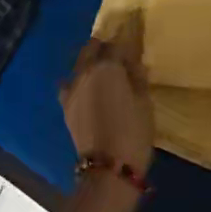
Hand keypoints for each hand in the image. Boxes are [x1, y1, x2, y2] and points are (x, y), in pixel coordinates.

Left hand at [62, 39, 154, 174]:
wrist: (108, 167)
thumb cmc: (133, 132)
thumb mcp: (145, 103)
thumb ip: (138, 78)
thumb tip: (134, 62)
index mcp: (107, 67)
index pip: (117, 45)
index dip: (127, 44)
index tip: (133, 47)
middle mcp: (86, 70)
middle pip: (92, 48)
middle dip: (104, 47)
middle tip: (117, 57)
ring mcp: (72, 87)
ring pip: (79, 63)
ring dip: (89, 63)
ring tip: (102, 74)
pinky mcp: (65, 104)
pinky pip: (69, 84)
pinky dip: (77, 83)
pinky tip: (85, 91)